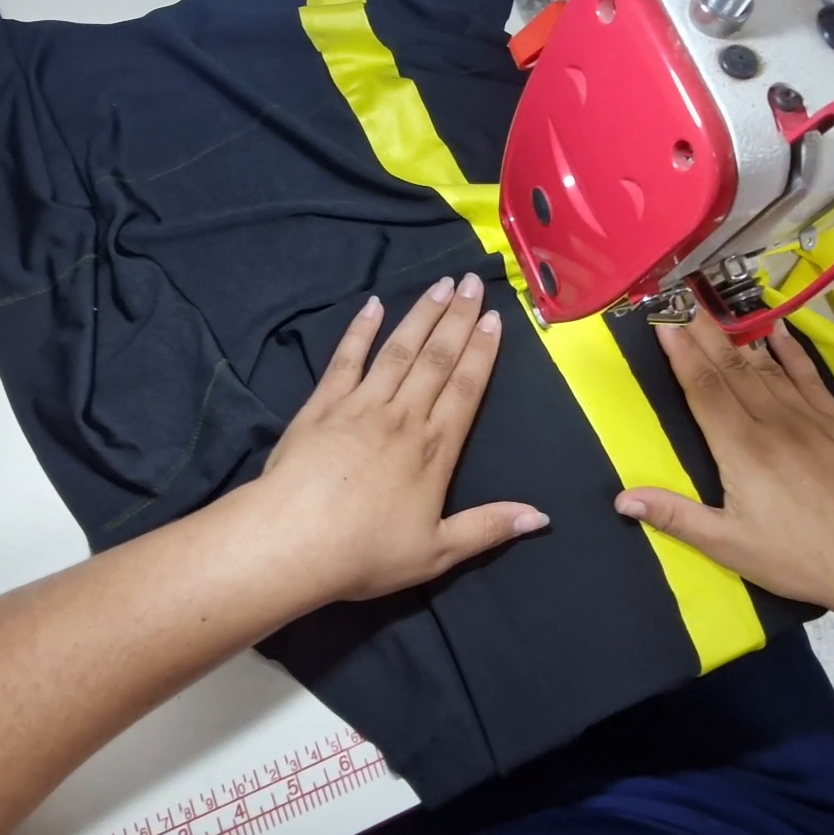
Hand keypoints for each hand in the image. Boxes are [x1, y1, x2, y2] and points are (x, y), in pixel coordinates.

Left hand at [251, 274, 547, 602]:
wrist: (292, 540)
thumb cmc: (366, 551)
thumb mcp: (437, 552)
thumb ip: (489, 528)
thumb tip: (541, 516)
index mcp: (434, 448)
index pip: (466, 388)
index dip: (483, 351)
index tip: (495, 318)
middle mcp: (403, 415)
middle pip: (437, 358)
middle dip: (458, 318)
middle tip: (473, 282)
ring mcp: (361, 404)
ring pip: (398, 349)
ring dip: (421, 315)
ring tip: (440, 285)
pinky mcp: (323, 404)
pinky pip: (346, 358)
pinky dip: (360, 330)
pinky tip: (373, 306)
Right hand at [614, 315, 833, 617]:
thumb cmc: (797, 559)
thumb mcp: (728, 546)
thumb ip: (675, 517)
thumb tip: (622, 500)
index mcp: (742, 450)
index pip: (704, 389)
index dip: (681, 354)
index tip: (664, 323)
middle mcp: (774, 424)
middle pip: (730, 369)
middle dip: (701, 333)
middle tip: (679, 301)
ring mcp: (809, 420)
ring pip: (764, 368)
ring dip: (734, 337)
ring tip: (712, 310)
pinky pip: (808, 377)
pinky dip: (790, 352)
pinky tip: (776, 331)